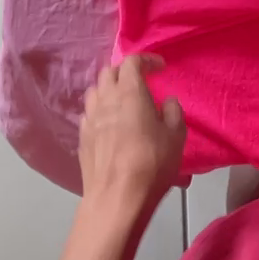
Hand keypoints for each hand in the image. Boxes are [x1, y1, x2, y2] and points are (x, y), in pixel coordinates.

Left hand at [78, 54, 186, 214]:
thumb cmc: (151, 163)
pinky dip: (100, 111)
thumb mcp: (176, 136)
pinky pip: (89, 115)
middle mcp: (106, 99)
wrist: (116, 199)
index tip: (160, 68)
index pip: (132, 61)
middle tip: (140, 83)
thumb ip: (173, 111)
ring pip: (95, 92)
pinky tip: (109, 125)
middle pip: (109, 72)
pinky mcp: (82, 139)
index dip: (146, 60)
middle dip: (125, 72)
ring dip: (109, 90)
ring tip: (122, 102)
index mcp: (129, 92)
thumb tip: (166, 102)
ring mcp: (90, 119)